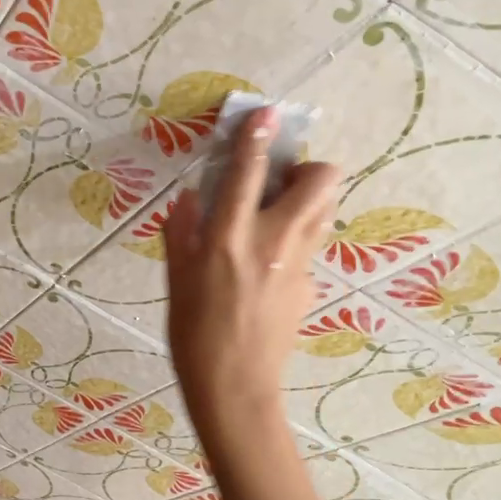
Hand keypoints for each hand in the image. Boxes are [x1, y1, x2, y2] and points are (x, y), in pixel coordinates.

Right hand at [164, 106, 341, 419]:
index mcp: (228, 239)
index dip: (254, 139)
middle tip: (282, 183)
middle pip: (320, 180)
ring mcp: (300, 263)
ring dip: (308, 199)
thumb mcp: (175, 281)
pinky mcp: (311, 285)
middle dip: (309, 168)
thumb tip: (189, 198)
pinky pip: (310, 248)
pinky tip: (268, 271)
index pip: (245, 175)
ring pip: (325, 209)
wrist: (234, 386)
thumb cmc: (192, 335)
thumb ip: (182, 233)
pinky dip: (294, 243)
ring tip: (279, 216)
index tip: (264, 113)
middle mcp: (272, 242)